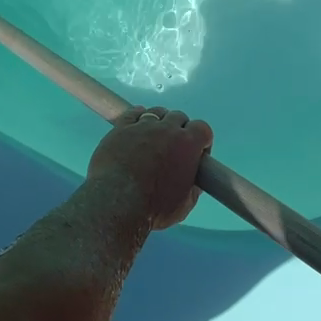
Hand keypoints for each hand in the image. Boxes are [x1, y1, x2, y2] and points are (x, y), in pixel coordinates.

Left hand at [88, 107, 210, 229]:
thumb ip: (193, 183)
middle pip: (178, 117)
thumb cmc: (155, 206)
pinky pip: (132, 113)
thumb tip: (192, 177)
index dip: (200, 139)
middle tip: (172, 147)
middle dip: (179, 130)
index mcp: (187, 144)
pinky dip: (137, 117)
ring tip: (153, 137)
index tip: (195, 150)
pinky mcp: (120, 128)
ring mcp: (142, 126)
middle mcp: (166, 129)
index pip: (202, 128)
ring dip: (158, 122)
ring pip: (155, 113)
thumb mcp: (186, 201)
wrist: (118, 201)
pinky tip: (136, 124)